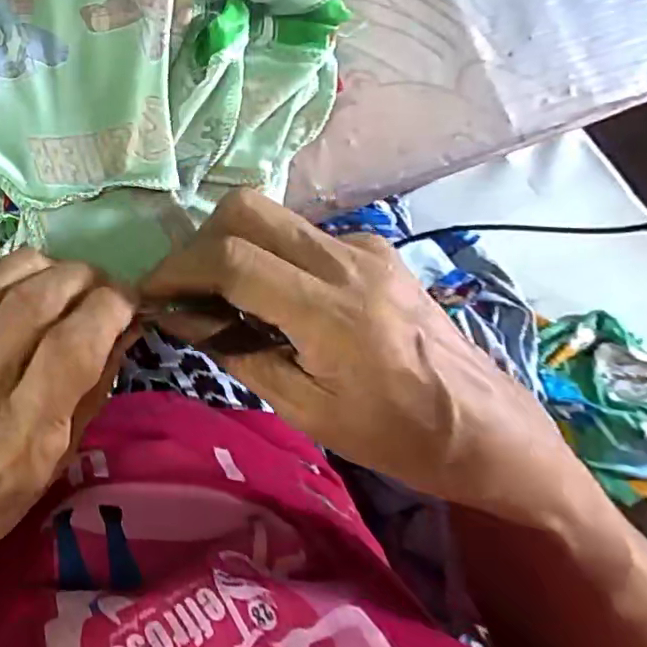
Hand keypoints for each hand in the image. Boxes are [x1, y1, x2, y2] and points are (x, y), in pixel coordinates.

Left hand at [0, 247, 136, 616]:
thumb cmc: (2, 488)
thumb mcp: (64, 452)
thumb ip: (95, 382)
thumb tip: (125, 319)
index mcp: (21, 431)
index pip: (70, 348)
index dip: (108, 308)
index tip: (127, 297)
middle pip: (28, 305)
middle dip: (76, 278)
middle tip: (94, 281)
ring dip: (25, 264)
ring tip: (49, 272)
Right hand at [141, 189, 599, 527]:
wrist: (495, 434)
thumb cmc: (397, 436)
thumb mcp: (304, 410)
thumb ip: (234, 351)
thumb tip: (175, 315)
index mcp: (332, 314)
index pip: (232, 261)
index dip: (177, 271)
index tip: (151, 293)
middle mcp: (347, 263)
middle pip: (245, 210)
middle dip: (198, 242)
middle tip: (186, 285)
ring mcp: (364, 247)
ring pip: (270, 213)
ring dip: (229, 242)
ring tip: (222, 289)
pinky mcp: (374, 247)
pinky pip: (299, 232)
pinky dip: (268, 253)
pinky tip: (276, 294)